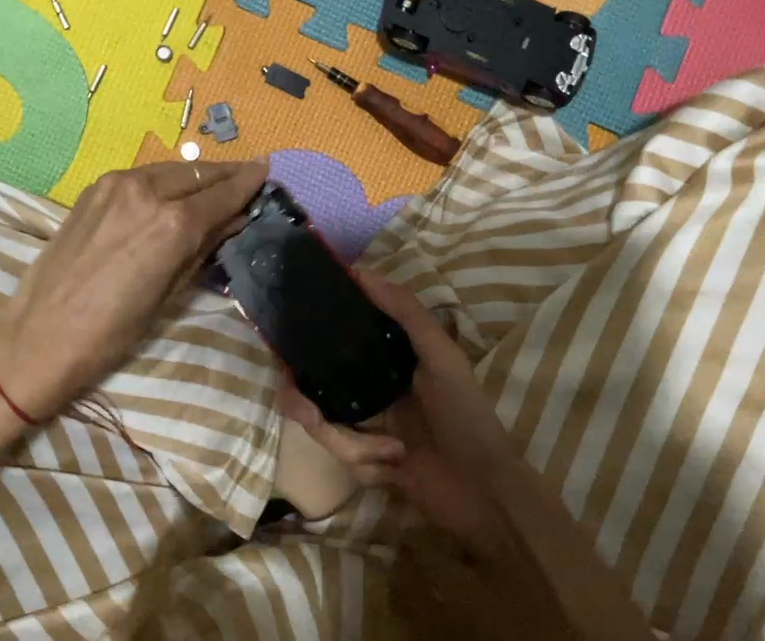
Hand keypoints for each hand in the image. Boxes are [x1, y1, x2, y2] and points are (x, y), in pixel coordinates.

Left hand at [0, 159, 267, 418]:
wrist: (40, 334)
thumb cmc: (113, 332)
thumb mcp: (170, 294)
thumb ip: (203, 248)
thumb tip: (234, 220)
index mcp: (173, 223)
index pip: (222, 193)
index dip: (248, 182)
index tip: (266, 169)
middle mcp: (147, 192)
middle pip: (198, 174)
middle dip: (225, 174)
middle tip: (247, 175)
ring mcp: (116, 185)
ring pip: (170, 169)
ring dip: (195, 174)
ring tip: (214, 182)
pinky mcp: (94, 189)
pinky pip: (142, 175)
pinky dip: (164, 178)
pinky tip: (173, 189)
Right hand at [276, 270, 514, 543]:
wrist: (484, 493)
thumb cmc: (466, 415)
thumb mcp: (441, 356)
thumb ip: (406, 312)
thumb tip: (360, 272)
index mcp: (380, 358)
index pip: (329, 341)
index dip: (300, 342)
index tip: (281, 344)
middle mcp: (364, 387)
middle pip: (310, 388)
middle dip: (303, 402)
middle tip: (308, 413)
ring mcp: (362, 426)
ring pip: (324, 428)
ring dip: (351, 444)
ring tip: (389, 451)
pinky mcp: (364, 463)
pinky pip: (343, 460)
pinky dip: (368, 466)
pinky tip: (397, 469)